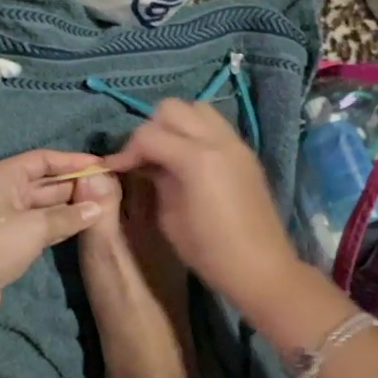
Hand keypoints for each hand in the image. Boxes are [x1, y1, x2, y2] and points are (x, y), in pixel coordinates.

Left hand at [0, 149, 106, 339]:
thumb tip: (97, 208)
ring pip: (43, 203)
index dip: (73, 161)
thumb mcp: (36, 226)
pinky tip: (83, 224)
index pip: (43, 159)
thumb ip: (69, 215)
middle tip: (107, 187)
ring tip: (102, 204)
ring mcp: (4, 216)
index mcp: (3, 175)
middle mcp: (2, 190)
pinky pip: (39, 223)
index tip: (102, 166)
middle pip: (44, 180)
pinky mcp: (8, 239)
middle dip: (74, 184)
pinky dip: (60, 223)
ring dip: (69, 205)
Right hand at [101, 99, 303, 309]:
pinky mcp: (245, 152)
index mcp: (196, 159)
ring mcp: (236, 143)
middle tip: (144, 158)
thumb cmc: (209, 252)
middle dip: (151, 129)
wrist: (261, 268)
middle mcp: (218, 141)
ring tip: (167, 154)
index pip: (148, 135)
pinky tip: (188, 162)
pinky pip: (214, 126)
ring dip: (176, 125)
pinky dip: (195, 133)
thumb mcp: (169, 218)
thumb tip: (147, 165)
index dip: (127, 150)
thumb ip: (156, 180)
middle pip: (172, 109)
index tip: (116, 168)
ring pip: (197, 109)